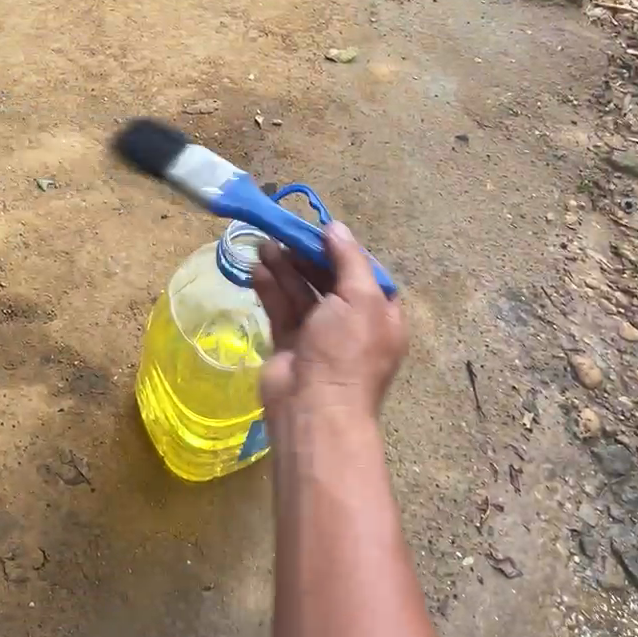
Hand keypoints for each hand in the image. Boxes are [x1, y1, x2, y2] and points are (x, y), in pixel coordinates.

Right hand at [251, 221, 407, 422]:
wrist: (314, 409)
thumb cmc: (346, 351)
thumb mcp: (360, 298)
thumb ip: (348, 259)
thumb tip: (336, 227)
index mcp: (380, 314)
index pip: (363, 272)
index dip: (342, 250)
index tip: (318, 230)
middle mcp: (353, 323)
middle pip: (328, 278)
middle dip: (306, 255)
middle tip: (282, 232)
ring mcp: (320, 335)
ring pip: (302, 292)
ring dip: (284, 267)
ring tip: (263, 244)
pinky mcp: (291, 343)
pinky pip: (282, 309)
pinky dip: (271, 288)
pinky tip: (257, 269)